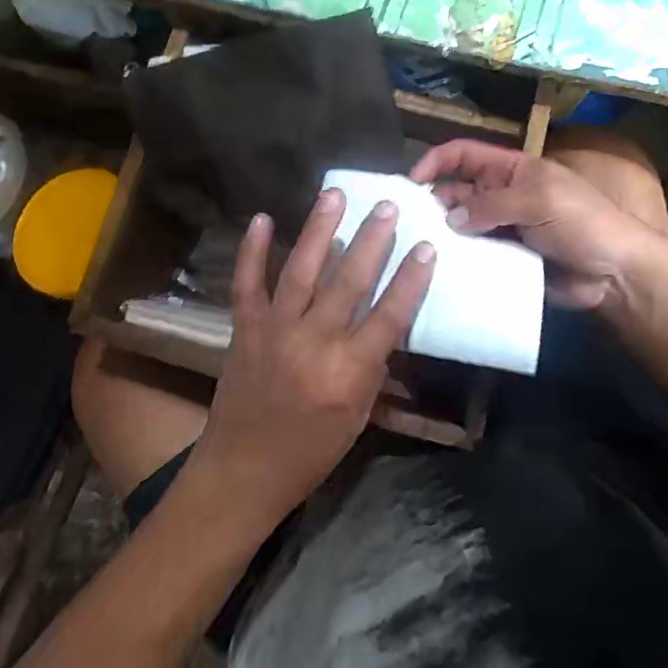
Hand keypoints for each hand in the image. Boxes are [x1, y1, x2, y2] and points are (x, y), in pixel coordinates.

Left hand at [190, 189, 434, 526]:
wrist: (241, 473)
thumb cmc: (309, 454)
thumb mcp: (357, 419)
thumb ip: (371, 370)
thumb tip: (381, 328)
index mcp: (348, 373)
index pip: (389, 316)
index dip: (411, 280)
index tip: (426, 248)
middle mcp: (314, 344)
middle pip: (349, 282)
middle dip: (373, 240)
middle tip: (388, 206)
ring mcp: (274, 331)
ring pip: (302, 271)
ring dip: (321, 230)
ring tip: (335, 194)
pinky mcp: (243, 330)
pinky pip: (247, 283)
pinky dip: (252, 250)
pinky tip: (263, 219)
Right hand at [411, 139, 660, 309]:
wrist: (614, 273)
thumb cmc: (582, 223)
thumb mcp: (539, 200)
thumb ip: (491, 204)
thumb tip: (450, 219)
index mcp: (511, 170)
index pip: (464, 154)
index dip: (436, 161)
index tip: (411, 182)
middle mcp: (501, 196)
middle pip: (456, 192)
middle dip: (432, 203)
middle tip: (408, 225)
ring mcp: (502, 230)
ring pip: (461, 228)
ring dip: (442, 236)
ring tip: (417, 251)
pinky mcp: (504, 260)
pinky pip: (474, 257)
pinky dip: (458, 262)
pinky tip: (438, 272)